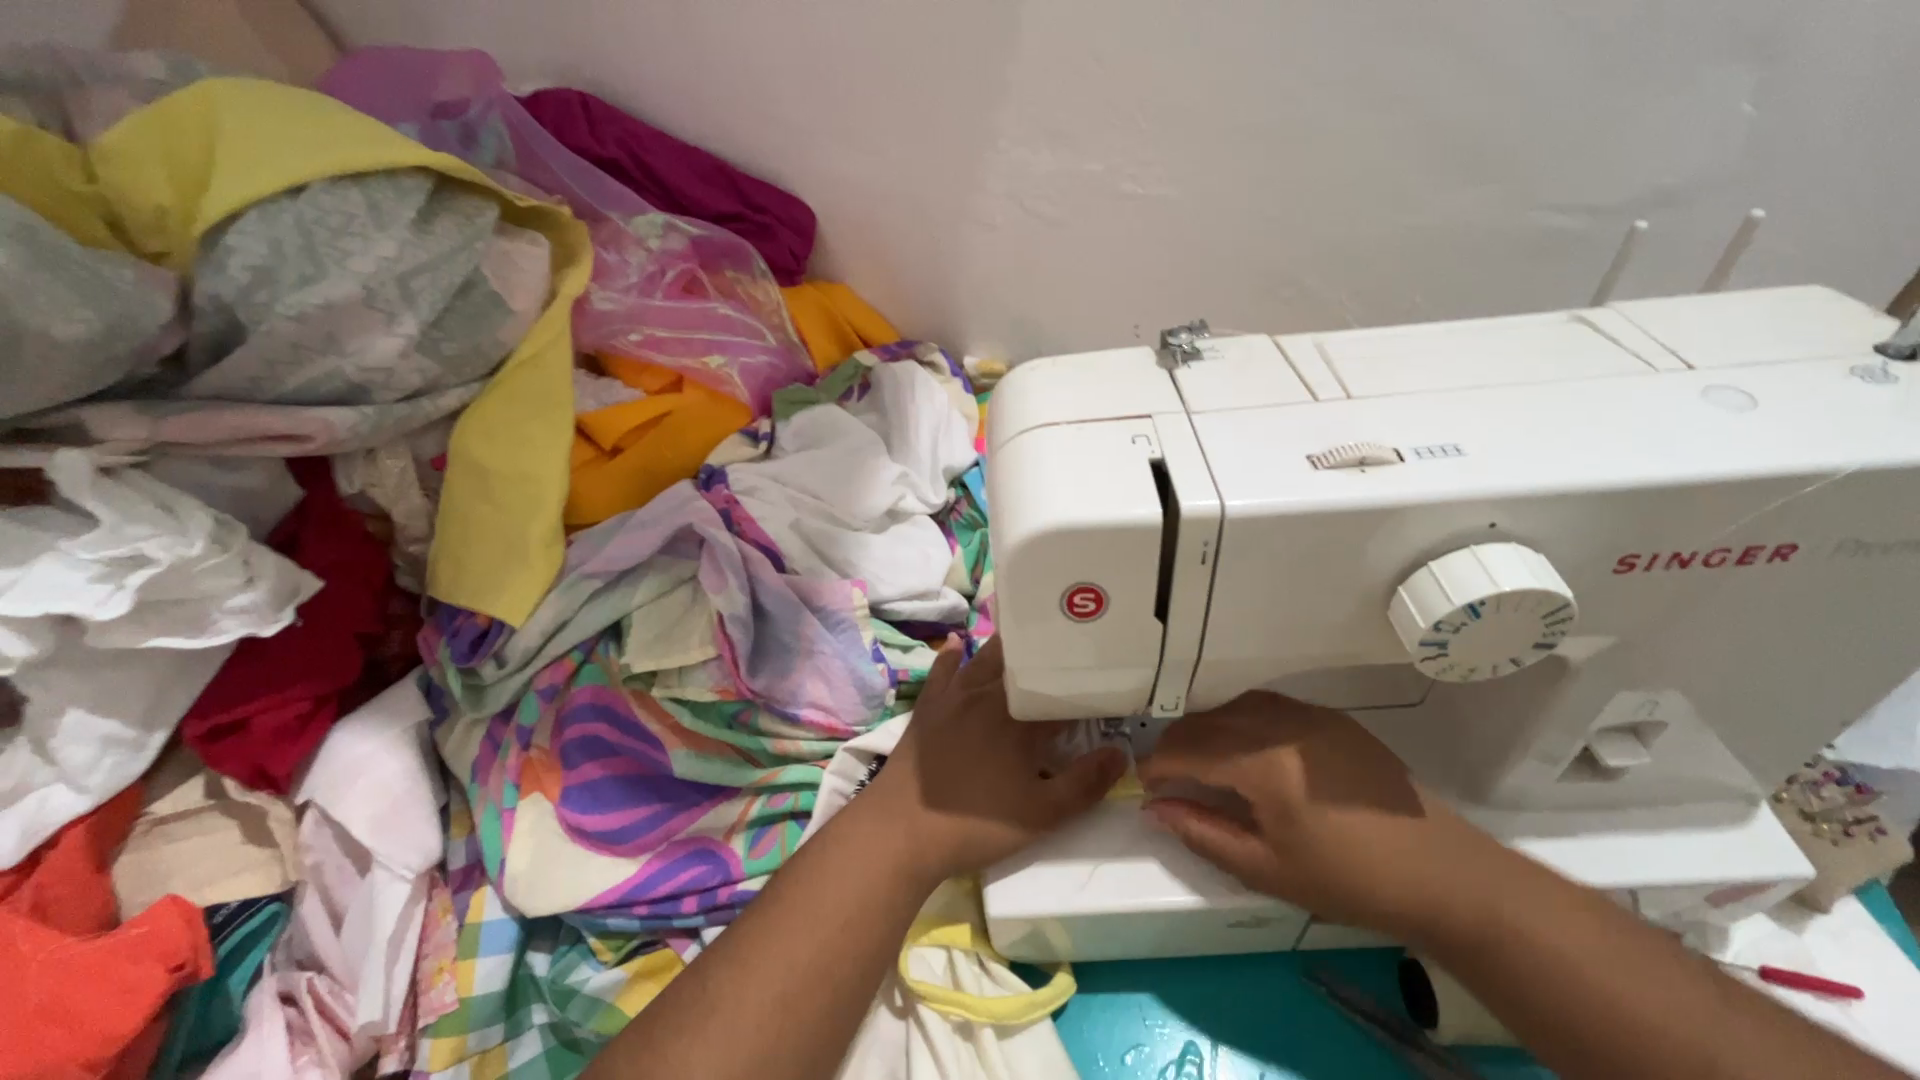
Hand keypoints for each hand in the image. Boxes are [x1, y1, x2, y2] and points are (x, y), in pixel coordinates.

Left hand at [859, 636, 1127, 883]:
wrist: (899, 832)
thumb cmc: (974, 826)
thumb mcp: (1041, 815)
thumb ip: (1085, 784)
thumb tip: (1120, 753)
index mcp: (1021, 719)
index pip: (1064, 695)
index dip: (1088, 692)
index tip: (1107, 689)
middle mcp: (989, 696)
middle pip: (1026, 665)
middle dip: (1050, 659)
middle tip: (1071, 656)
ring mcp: (953, 697)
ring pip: (986, 659)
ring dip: (1009, 650)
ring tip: (1028, 640)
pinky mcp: (927, 708)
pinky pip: (943, 670)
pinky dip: (953, 655)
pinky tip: (957, 643)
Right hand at [1138, 692, 1508, 942]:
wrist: (1442, 874)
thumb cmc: (1348, 881)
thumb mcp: (1265, 868)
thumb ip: (1201, 832)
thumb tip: (1154, 808)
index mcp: (1263, 762)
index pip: (1188, 750)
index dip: (1157, 766)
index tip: (1143, 787)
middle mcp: (1283, 724)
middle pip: (1208, 721)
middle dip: (1177, 745)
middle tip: (1166, 779)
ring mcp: (1312, 716)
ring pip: (1237, 706)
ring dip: (1208, 729)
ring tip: (1200, 763)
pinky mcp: (1335, 720)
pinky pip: (1270, 705)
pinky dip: (1242, 720)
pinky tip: (1245, 749)